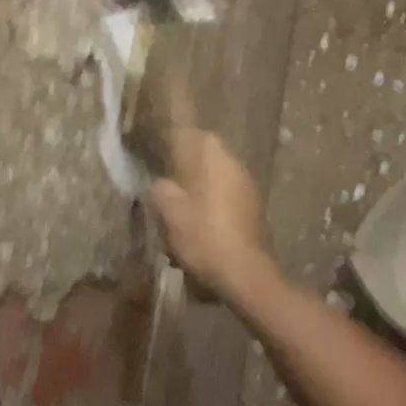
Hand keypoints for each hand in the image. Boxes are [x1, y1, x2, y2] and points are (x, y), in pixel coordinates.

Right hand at [148, 130, 272, 299]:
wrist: (244, 272)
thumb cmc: (204, 236)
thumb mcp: (170, 212)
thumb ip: (160, 188)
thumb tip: (159, 182)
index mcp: (216, 157)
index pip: (191, 133)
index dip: (170, 140)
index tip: (154, 151)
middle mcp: (236, 165)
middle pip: (203, 157)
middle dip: (183, 169)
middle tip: (162, 184)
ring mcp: (248, 187)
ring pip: (213, 180)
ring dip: (195, 190)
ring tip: (176, 212)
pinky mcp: (252, 210)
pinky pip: (223, 199)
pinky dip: (208, 207)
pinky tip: (195, 228)